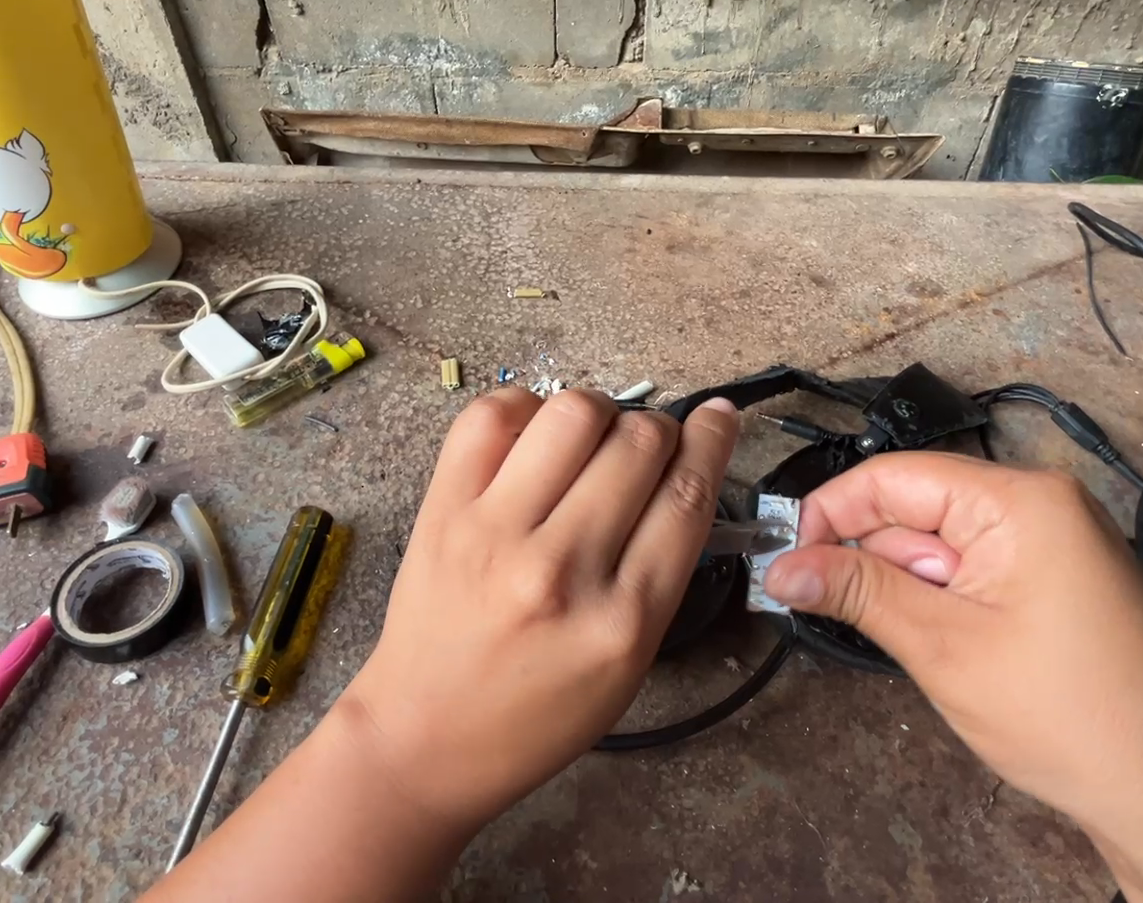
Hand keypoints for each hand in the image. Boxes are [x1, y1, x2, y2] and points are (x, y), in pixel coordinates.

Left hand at [335, 388, 739, 829]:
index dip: (712, 440)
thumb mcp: (628, 663)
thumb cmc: (537, 713)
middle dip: (657, 428)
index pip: (687, 496)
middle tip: (645, 445)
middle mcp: (563, 567)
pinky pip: (491, 415)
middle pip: (638, 443)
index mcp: (624, 620)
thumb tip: (682, 471)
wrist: (425, 735)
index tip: (717, 414)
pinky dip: (525, 406)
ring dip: (598, 410)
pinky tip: (532, 433)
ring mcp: (495, 532)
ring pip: (573, 414)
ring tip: (590, 436)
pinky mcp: (442, 510)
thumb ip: (660, 569)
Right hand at [763, 452, 1142, 902]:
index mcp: (1019, 499)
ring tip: (922, 643)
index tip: (785, 557)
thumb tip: (778, 565)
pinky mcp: (1049, 577)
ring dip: (905, 585)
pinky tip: (943, 641)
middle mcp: (1036, 503)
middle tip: (837, 610)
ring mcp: (1047, 541)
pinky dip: (934, 598)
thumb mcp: (942, 646)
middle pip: (912, 507)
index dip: (830, 511)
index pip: (893, 476)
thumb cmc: (1065, 718)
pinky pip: (965, 567)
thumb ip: (854, 590)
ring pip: (933, 542)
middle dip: (871, 557)